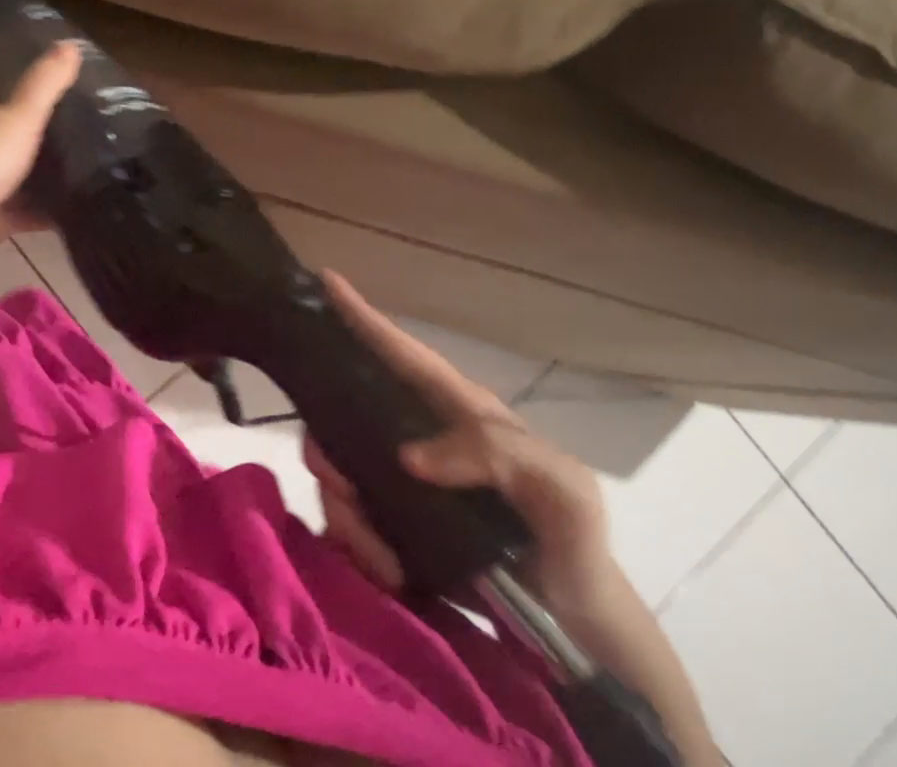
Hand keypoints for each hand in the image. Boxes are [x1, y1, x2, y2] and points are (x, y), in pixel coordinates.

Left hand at [0, 41, 80, 219]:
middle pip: (7, 145)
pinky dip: (42, 215)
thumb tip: (72, 43)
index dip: (24, 106)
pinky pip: (21, 215)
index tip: (57, 109)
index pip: (0, 105)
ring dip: (41, 183)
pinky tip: (70, 215)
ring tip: (83, 180)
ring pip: (15, 181)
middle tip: (80, 148)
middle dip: (36, 148)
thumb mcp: (23, 114)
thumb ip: (46, 83)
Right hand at [304, 271, 612, 608]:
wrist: (567, 615)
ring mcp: (392, 480)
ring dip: (353, 524)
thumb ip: (497, 455)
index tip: (326, 281)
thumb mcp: (560, 491)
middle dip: (331, 456)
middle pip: (339, 422)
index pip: (404, 356)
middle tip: (349, 493)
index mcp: (457, 412)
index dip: (365, 319)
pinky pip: (341, 524)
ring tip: (390, 560)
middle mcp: (414, 437)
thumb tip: (407, 456)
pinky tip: (392, 570)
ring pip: (334, 479)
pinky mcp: (382, 522)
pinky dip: (359, 551)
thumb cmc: (571, 537)